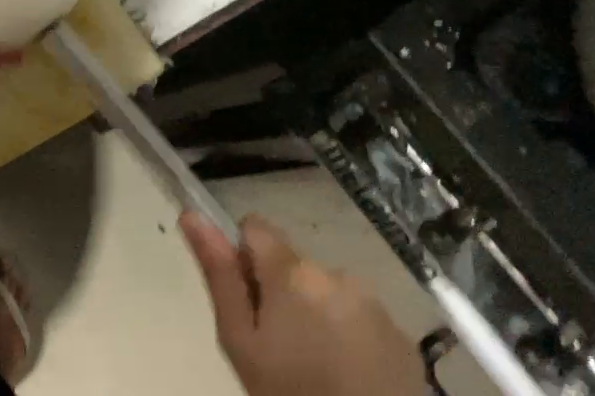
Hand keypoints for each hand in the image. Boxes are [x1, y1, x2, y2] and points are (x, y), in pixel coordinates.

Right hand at [182, 213, 425, 395]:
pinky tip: (345, 371)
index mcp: (293, 273)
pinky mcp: (403, 337)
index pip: (256, 227)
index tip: (247, 297)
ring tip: (313, 361)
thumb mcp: (239, 339)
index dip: (243, 256)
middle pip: (292, 264)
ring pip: (327, 290)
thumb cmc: (288, 392)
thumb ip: (219, 274)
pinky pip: (360, 316)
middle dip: (281, 291)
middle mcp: (338, 276)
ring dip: (315, 311)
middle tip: (276, 343)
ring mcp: (378, 307)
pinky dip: (348, 333)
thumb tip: (192, 216)